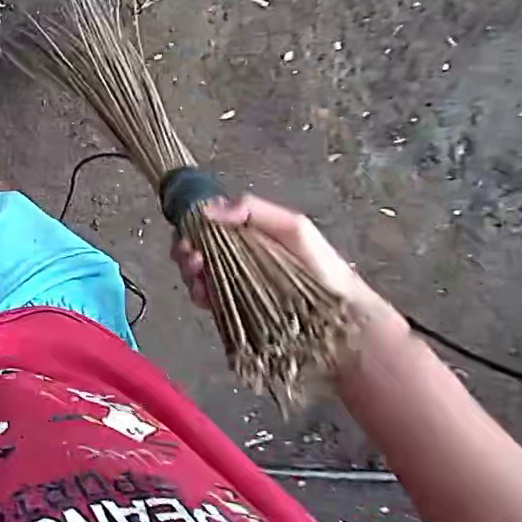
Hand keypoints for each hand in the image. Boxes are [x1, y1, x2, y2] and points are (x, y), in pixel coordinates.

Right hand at [169, 195, 402, 333]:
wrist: (339, 313)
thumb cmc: (319, 266)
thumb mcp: (293, 226)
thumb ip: (255, 210)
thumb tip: (207, 208)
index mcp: (244, 235)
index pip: (205, 226)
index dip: (191, 226)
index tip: (188, 231)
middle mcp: (233, 258)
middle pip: (192, 249)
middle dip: (183, 250)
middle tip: (189, 254)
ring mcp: (230, 283)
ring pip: (193, 273)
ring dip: (187, 270)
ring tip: (197, 271)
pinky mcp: (230, 308)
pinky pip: (203, 298)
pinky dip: (196, 293)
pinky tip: (203, 292)